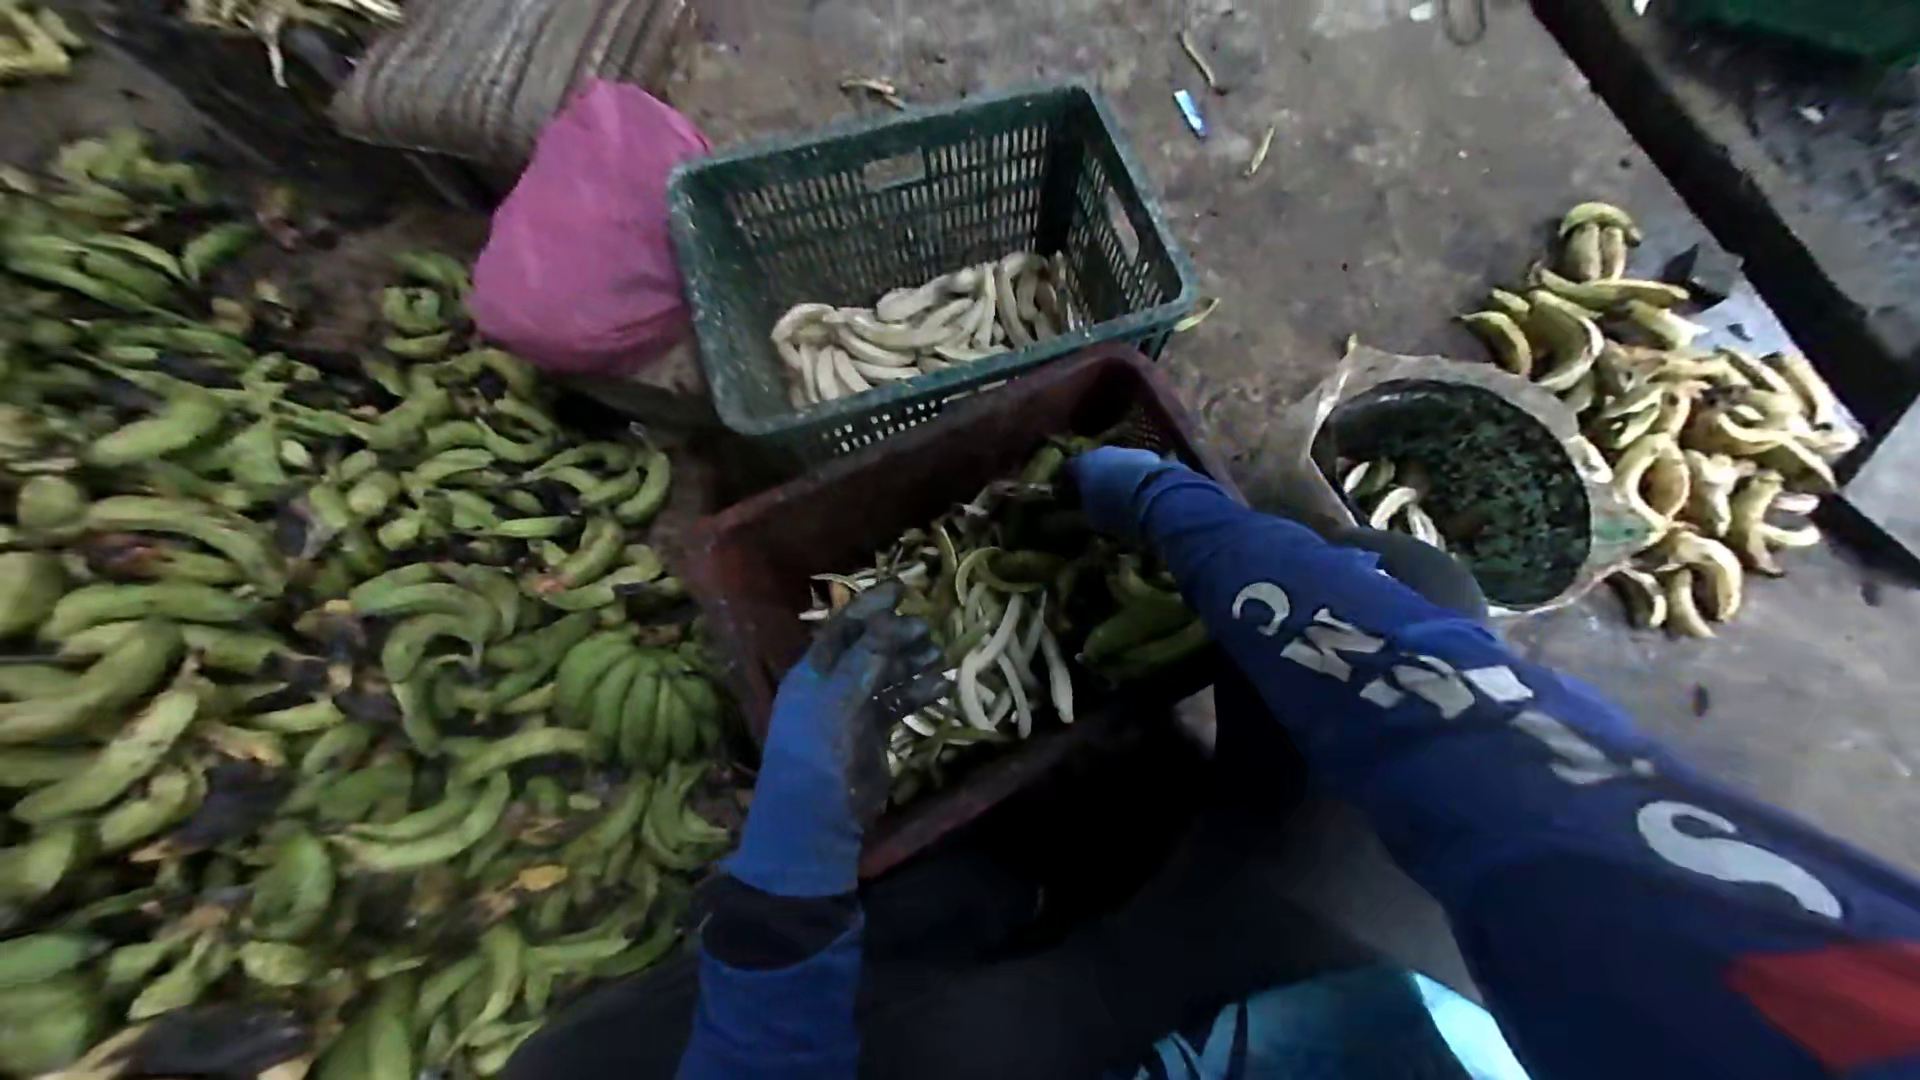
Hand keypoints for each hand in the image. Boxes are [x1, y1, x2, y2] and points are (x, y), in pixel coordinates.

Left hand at [726, 583, 945, 896]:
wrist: (815, 825)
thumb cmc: (819, 758)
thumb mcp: (839, 704)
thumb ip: (865, 661)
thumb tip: (889, 620)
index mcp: (814, 672)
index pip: (844, 628)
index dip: (872, 606)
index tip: (903, 587)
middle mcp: (833, 684)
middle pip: (870, 647)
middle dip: (898, 635)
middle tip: (928, 628)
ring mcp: (853, 708)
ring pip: (887, 673)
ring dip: (913, 662)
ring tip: (939, 655)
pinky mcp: (872, 731)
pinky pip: (899, 701)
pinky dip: (920, 692)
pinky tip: (944, 686)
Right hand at [1063, 446, 1181, 540]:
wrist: (1154, 496)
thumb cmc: (1112, 508)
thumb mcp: (1090, 517)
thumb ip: (1080, 511)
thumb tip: (1072, 513)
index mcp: (1081, 464)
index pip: (1067, 469)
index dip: (1067, 483)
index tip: (1068, 497)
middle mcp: (1101, 451)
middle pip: (1092, 462)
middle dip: (1093, 478)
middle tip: (1094, 496)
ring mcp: (1127, 451)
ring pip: (1115, 463)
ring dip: (1115, 476)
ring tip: (1120, 496)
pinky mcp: (1150, 455)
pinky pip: (1135, 467)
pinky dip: (1134, 477)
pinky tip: (1139, 493)